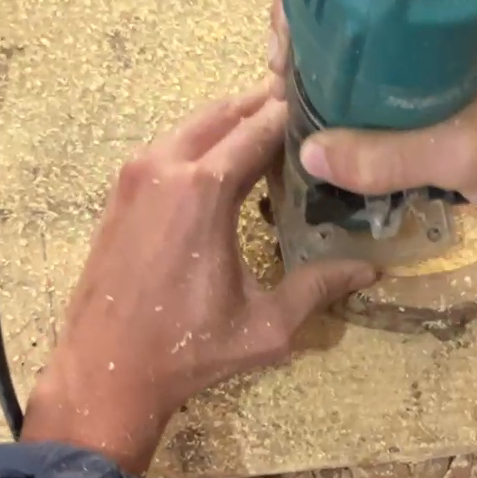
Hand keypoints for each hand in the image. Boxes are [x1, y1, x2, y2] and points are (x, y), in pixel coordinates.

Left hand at [22, 88, 376, 475]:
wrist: (107, 369)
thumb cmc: (188, 351)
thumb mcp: (265, 326)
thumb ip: (317, 289)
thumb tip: (369, 270)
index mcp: (203, 190)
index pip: (260, 128)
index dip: (295, 118)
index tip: (327, 118)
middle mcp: (165, 165)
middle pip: (225, 112)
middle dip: (265, 109)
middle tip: (306, 121)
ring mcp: (135, 173)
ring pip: (193, 125)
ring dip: (232, 124)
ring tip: (272, 141)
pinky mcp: (120, 191)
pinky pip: (169, 147)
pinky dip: (202, 145)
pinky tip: (227, 169)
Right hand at [268, 0, 476, 319]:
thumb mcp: (464, 154)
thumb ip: (392, 156)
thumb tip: (311, 153)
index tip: (291, 28)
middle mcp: (452, 7)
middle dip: (315, 23)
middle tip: (282, 66)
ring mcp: (443, 46)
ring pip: (370, 35)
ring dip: (327, 55)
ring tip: (292, 87)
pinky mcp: (438, 82)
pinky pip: (381, 72)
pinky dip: (349, 85)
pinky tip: (325, 108)